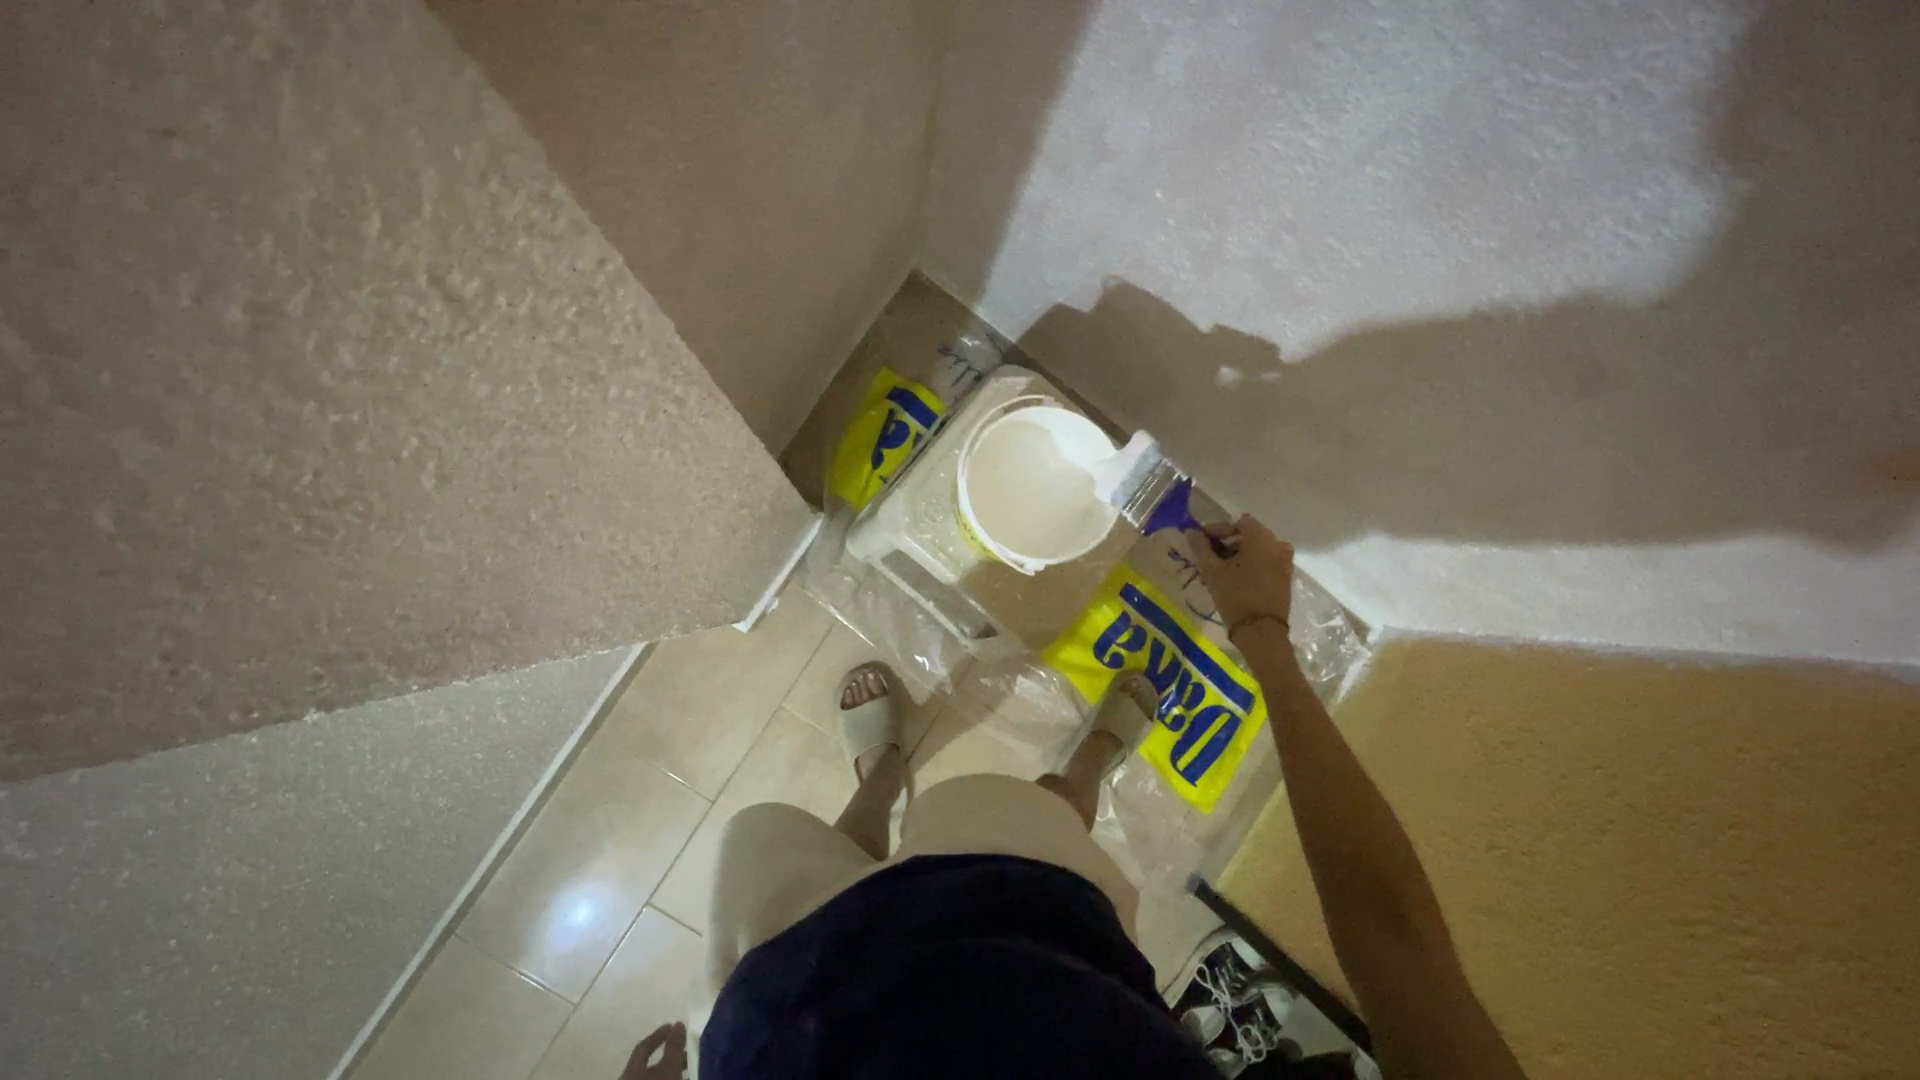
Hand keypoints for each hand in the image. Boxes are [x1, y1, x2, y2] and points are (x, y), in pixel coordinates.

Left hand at [619, 1022, 687, 1079]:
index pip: (643, 1047)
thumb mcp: (668, 1068)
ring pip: (654, 1075)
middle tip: (685, 1048)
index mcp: (631, 1070)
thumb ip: (673, 1047)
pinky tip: (679, 1076)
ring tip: (687, 1065)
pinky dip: (667, 1077)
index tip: (672, 1024)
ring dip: (669, 1068)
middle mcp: (629, 1078)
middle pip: (649, 1063)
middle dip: (668, 1054)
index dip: (658, 1035)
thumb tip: (679, 1023)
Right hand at [1184, 515, 1293, 637]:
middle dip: (1225, 545)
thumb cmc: (1235, 595)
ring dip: (1235, 557)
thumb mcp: (1212, 570)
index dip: (1217, 530)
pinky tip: (1232, 581)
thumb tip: (1192, 532)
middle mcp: (1277, 544)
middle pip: (1247, 536)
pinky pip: (1264, 563)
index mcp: (1261, 537)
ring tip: (1216, 574)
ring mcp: (1284, 561)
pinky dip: (1248, 566)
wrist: (1261, 631)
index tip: (1201, 542)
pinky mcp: (1285, 577)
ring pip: (1255, 551)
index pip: (1237, 522)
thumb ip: (1200, 547)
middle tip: (1206, 560)